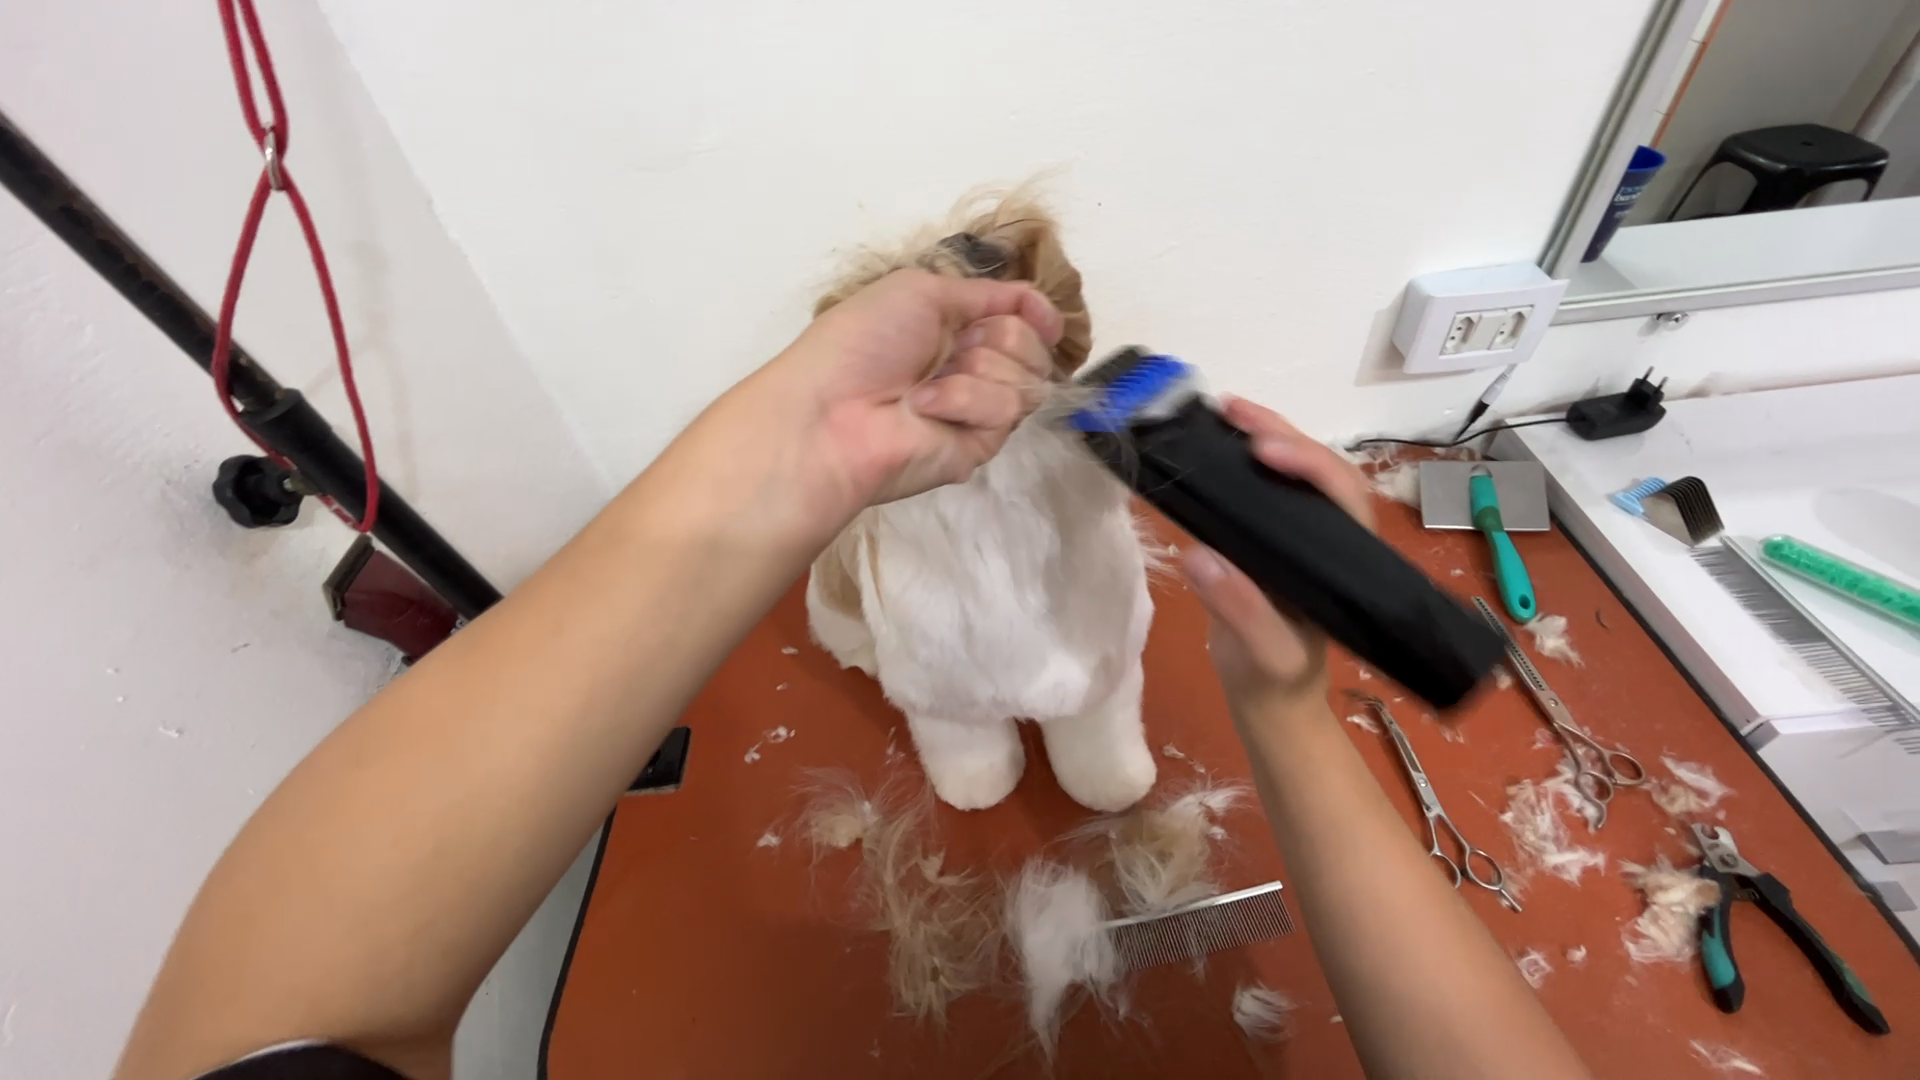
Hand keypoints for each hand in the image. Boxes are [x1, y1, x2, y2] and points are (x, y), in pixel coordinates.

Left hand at [768, 267, 1063, 512]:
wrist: (834, 412)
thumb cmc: (863, 343)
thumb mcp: (919, 291)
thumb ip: (983, 293)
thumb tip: (1036, 305)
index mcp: (955, 329)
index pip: (1021, 316)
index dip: (1036, 312)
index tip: (1043, 317)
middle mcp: (973, 369)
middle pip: (1034, 348)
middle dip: (1004, 337)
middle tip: (958, 347)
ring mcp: (979, 411)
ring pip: (1029, 378)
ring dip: (981, 368)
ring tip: (931, 383)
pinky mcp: (981, 445)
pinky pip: (1005, 409)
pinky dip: (966, 399)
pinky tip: (928, 408)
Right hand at [1182, 396, 1374, 718]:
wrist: (1270, 700)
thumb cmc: (1276, 679)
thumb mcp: (1262, 653)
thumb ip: (1239, 609)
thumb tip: (1198, 555)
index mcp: (1342, 561)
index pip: (1339, 495)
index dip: (1307, 464)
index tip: (1262, 453)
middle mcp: (1325, 539)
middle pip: (1317, 470)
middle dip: (1280, 433)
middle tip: (1232, 409)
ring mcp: (1296, 538)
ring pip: (1290, 475)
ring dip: (1261, 437)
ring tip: (1222, 413)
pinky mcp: (1266, 542)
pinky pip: (1261, 493)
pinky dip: (1238, 464)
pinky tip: (1214, 449)